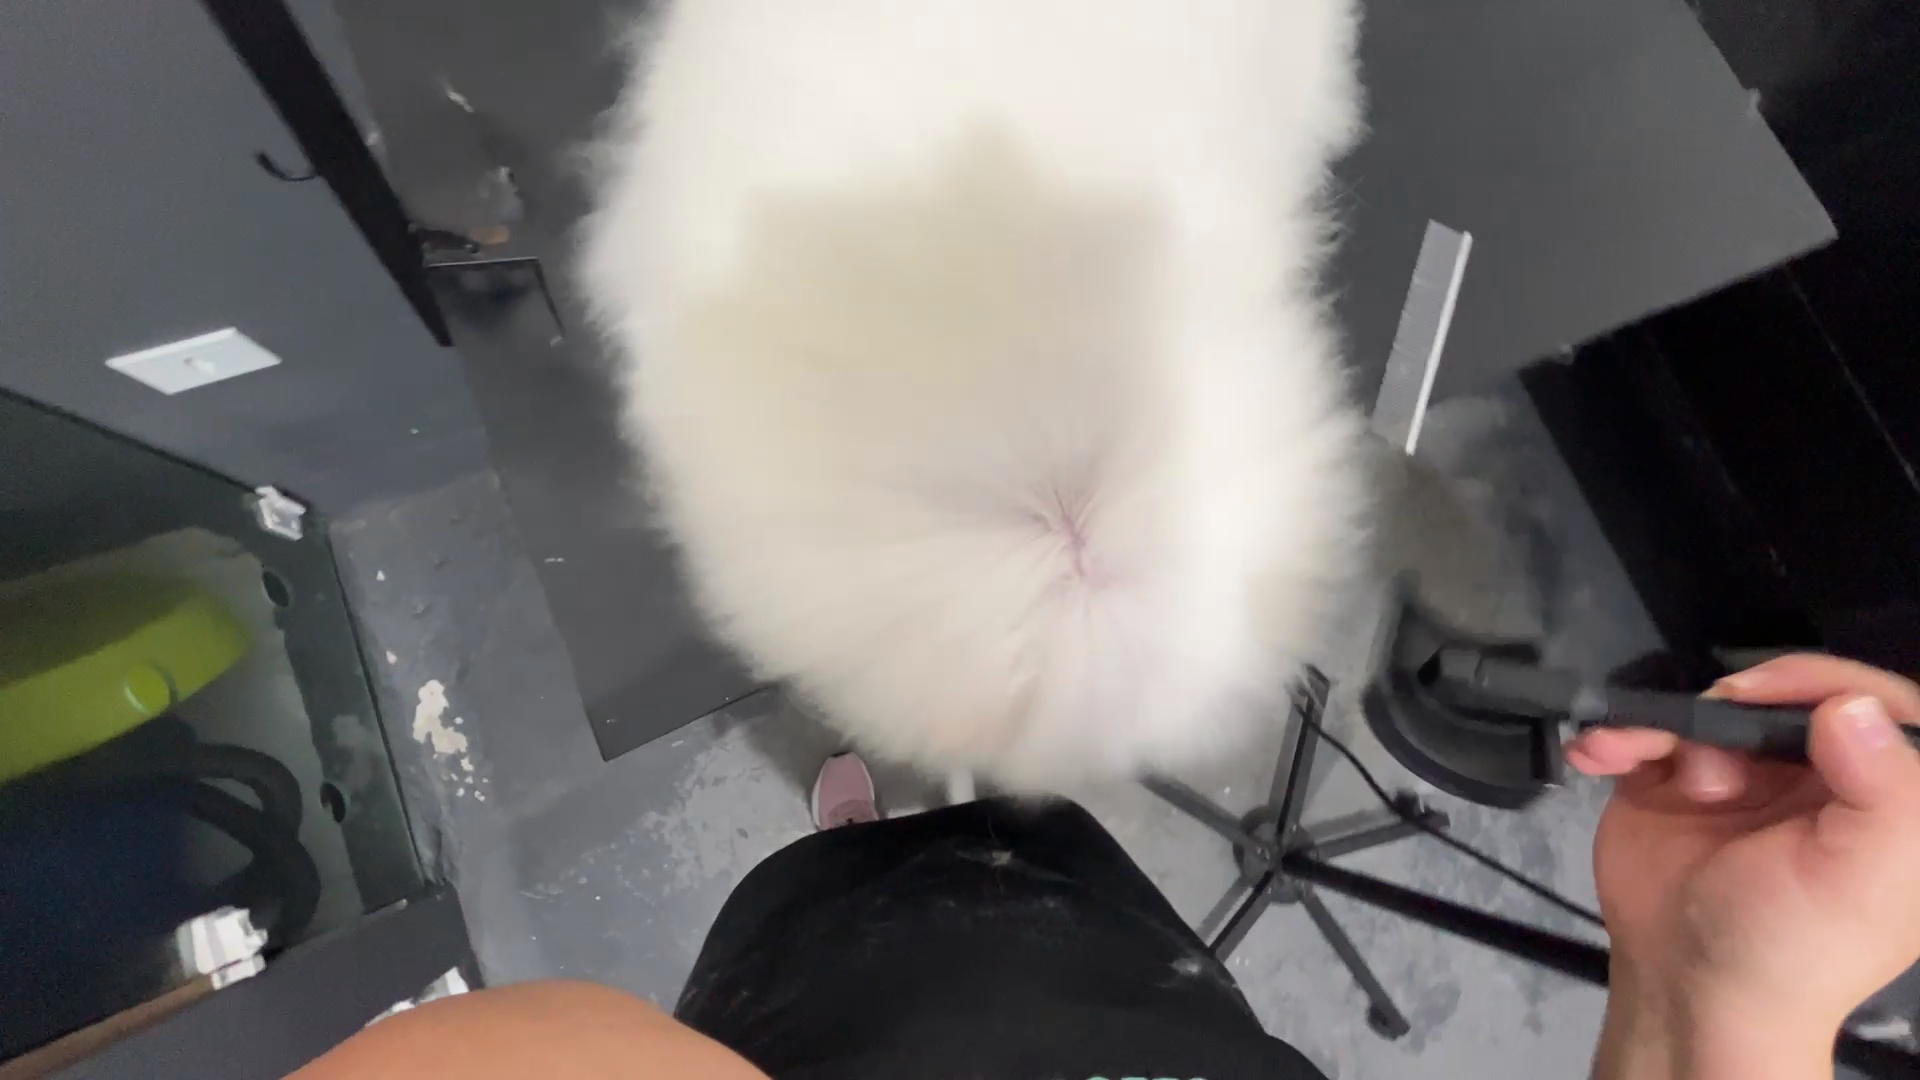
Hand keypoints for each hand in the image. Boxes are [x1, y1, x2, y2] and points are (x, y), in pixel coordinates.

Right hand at [1568, 654, 1919, 1077]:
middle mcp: (1810, 779)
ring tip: (1631, 760)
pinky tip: (1593, 757)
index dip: (1829, 685)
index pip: (1879, 713)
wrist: (1680, 977)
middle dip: (1726, 707)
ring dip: (1655, 727)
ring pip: (1696, 712)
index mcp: (1878, 800)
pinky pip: (1636, 733)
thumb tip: (1850, 708)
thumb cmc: (1788, 940)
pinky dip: (1609, 737)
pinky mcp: (1661, 779)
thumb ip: (1884, 797)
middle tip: (1693, 729)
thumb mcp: (1860, 880)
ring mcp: (1730, 776)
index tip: (1762, 692)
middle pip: (1775, 700)